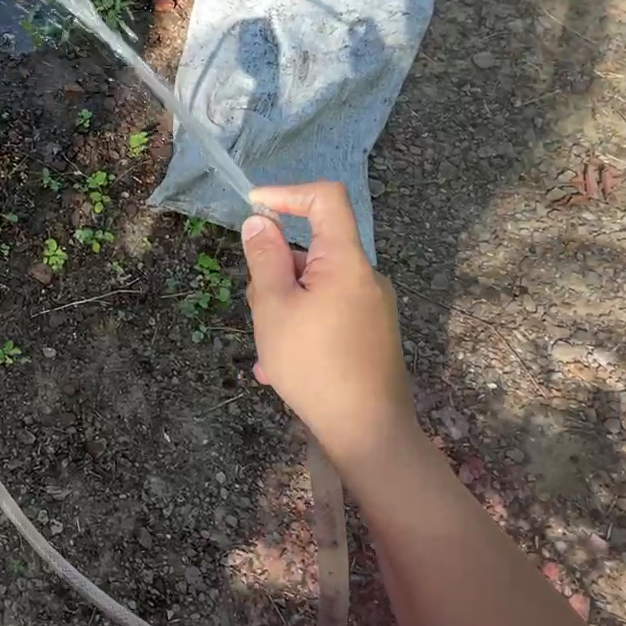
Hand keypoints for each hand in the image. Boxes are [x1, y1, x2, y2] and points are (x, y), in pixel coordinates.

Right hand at [238, 182, 414, 470]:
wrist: (368, 433)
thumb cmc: (314, 364)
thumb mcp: (273, 307)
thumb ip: (265, 258)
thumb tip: (260, 221)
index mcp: (346, 262)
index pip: (326, 199)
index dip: (288, 192)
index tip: (253, 207)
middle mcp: (366, 277)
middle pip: (314, 250)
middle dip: (276, 270)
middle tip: (259, 310)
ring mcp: (373, 307)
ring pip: (316, 286)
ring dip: (284, 305)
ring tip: (268, 351)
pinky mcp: (372, 333)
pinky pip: (328, 313)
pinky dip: (301, 326)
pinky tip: (280, 367)